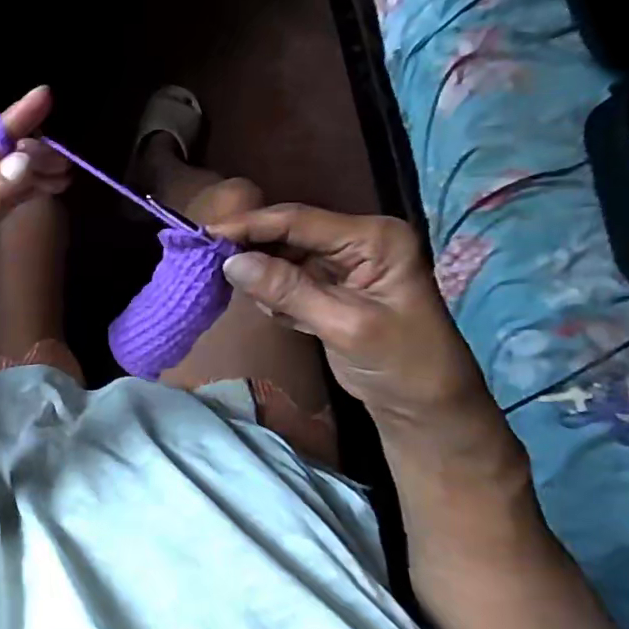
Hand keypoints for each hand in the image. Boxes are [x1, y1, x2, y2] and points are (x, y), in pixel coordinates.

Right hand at [211, 205, 490, 422]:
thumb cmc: (402, 364)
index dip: (248, 225)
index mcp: (374, 238)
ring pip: (280, 255)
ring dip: (258, 273)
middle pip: (285, 233)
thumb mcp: (345, 325)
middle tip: (204, 260)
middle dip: (248, 247)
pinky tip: (278, 315)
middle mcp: (356, 241)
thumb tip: (231, 262)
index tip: (202, 233)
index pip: (298, 220)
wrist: (425, 408)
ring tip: (239, 293)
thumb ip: (288, 290)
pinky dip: (270, 294)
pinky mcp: (327, 286)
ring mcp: (341, 263)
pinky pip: (284, 278)